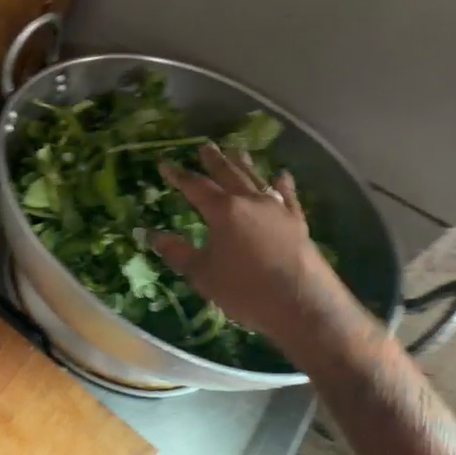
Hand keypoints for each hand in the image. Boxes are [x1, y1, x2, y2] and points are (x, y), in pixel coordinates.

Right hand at [151, 143, 372, 358]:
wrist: (306, 309)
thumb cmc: (247, 291)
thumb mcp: (202, 274)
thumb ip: (177, 251)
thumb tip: (149, 234)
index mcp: (223, 211)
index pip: (194, 186)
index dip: (178, 175)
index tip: (165, 163)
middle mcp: (250, 202)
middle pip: (228, 174)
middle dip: (214, 160)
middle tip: (205, 146)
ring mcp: (278, 211)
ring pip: (257, 179)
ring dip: (245, 164)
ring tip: (237, 150)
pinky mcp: (298, 224)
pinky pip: (289, 197)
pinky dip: (284, 184)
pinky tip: (282, 175)